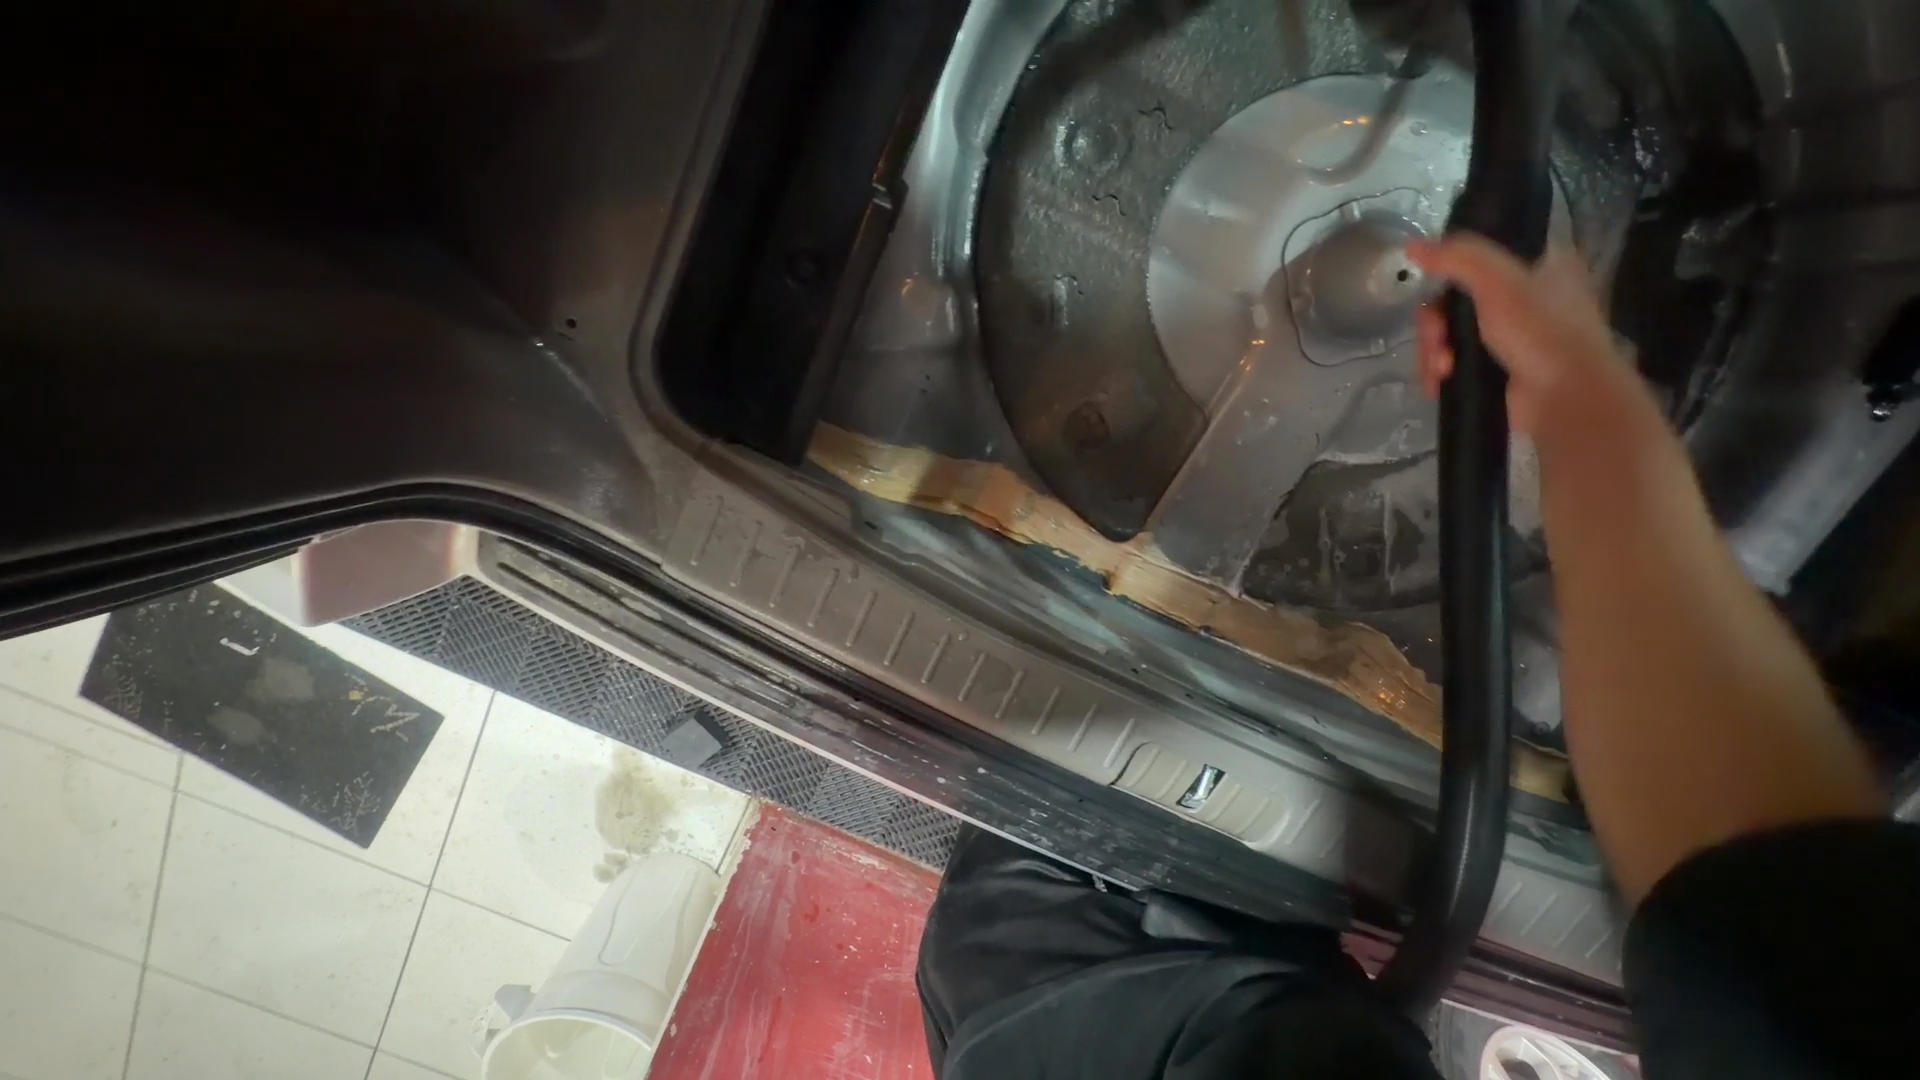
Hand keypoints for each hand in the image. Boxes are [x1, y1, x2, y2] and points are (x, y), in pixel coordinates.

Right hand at [1406, 233, 1646, 438]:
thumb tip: (1411, 245)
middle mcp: (1526, 298)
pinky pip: (1453, 361)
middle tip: (1437, 343)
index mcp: (1540, 266)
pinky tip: (1439, 383)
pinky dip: (1440, 371)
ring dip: (1434, 352)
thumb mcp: (1499, 282)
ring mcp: (1510, 336)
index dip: (1450, 275)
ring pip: (1450, 334)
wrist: (1563, 396)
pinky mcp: (1496, 368)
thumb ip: (1458, 258)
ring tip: (1441, 371)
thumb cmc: (1541, 331)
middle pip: (1455, 301)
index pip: (1480, 259)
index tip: (1436, 294)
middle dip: (1435, 326)